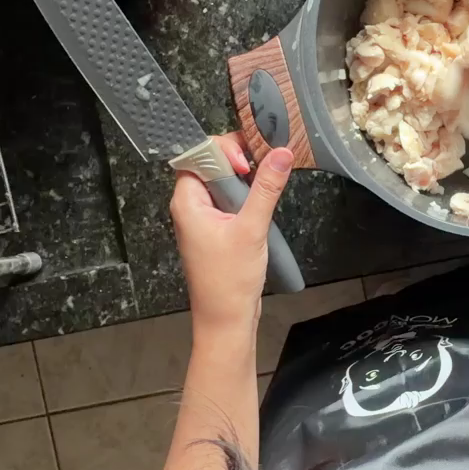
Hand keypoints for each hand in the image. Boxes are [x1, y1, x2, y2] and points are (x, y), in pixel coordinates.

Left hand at [169, 134, 293, 333]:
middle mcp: (191, 206)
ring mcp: (204, 218)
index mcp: (187, 201)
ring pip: (223, 182)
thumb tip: (281, 153)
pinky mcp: (217, 230)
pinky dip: (246, 196)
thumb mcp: (251, 229)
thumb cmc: (229, 280)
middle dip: (238, 159)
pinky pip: (229, 201)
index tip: (247, 162)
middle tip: (263, 167)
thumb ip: (266, 188)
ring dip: (245, 179)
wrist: (227, 319)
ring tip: (267, 183)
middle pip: (211, 164)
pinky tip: (262, 202)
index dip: (223, 150)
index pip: (198, 155)